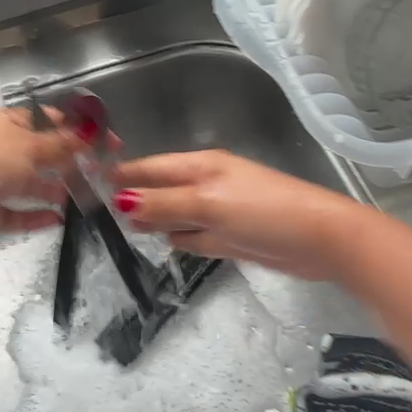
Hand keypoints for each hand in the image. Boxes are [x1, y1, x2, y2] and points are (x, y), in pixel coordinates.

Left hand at [0, 106, 86, 232]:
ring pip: (24, 183)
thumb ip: (61, 143)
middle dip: (61, 161)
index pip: (40, 119)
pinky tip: (57, 220)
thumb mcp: (32, 146)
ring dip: (50, 189)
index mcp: (4, 122)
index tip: (92, 137)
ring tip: (76, 197)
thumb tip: (84, 134)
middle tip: (90, 170)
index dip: (66, 126)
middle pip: (33, 153)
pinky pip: (14, 211)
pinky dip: (34, 215)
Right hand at [112, 150, 369, 278]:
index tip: (89, 182)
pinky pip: (195, 236)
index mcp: (201, 166)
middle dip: (134, 199)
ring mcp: (219, 212)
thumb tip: (120, 202)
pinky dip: (180, 240)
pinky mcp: (231, 237)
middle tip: (96, 213)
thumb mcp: (208, 204)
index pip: (152, 166)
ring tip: (122, 233)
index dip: (124, 173)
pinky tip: (164, 245)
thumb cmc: (263, 211)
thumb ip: (164, 203)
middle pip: (161, 190)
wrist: (321, 240)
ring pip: (176, 215)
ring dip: (155, 222)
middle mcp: (207, 185)